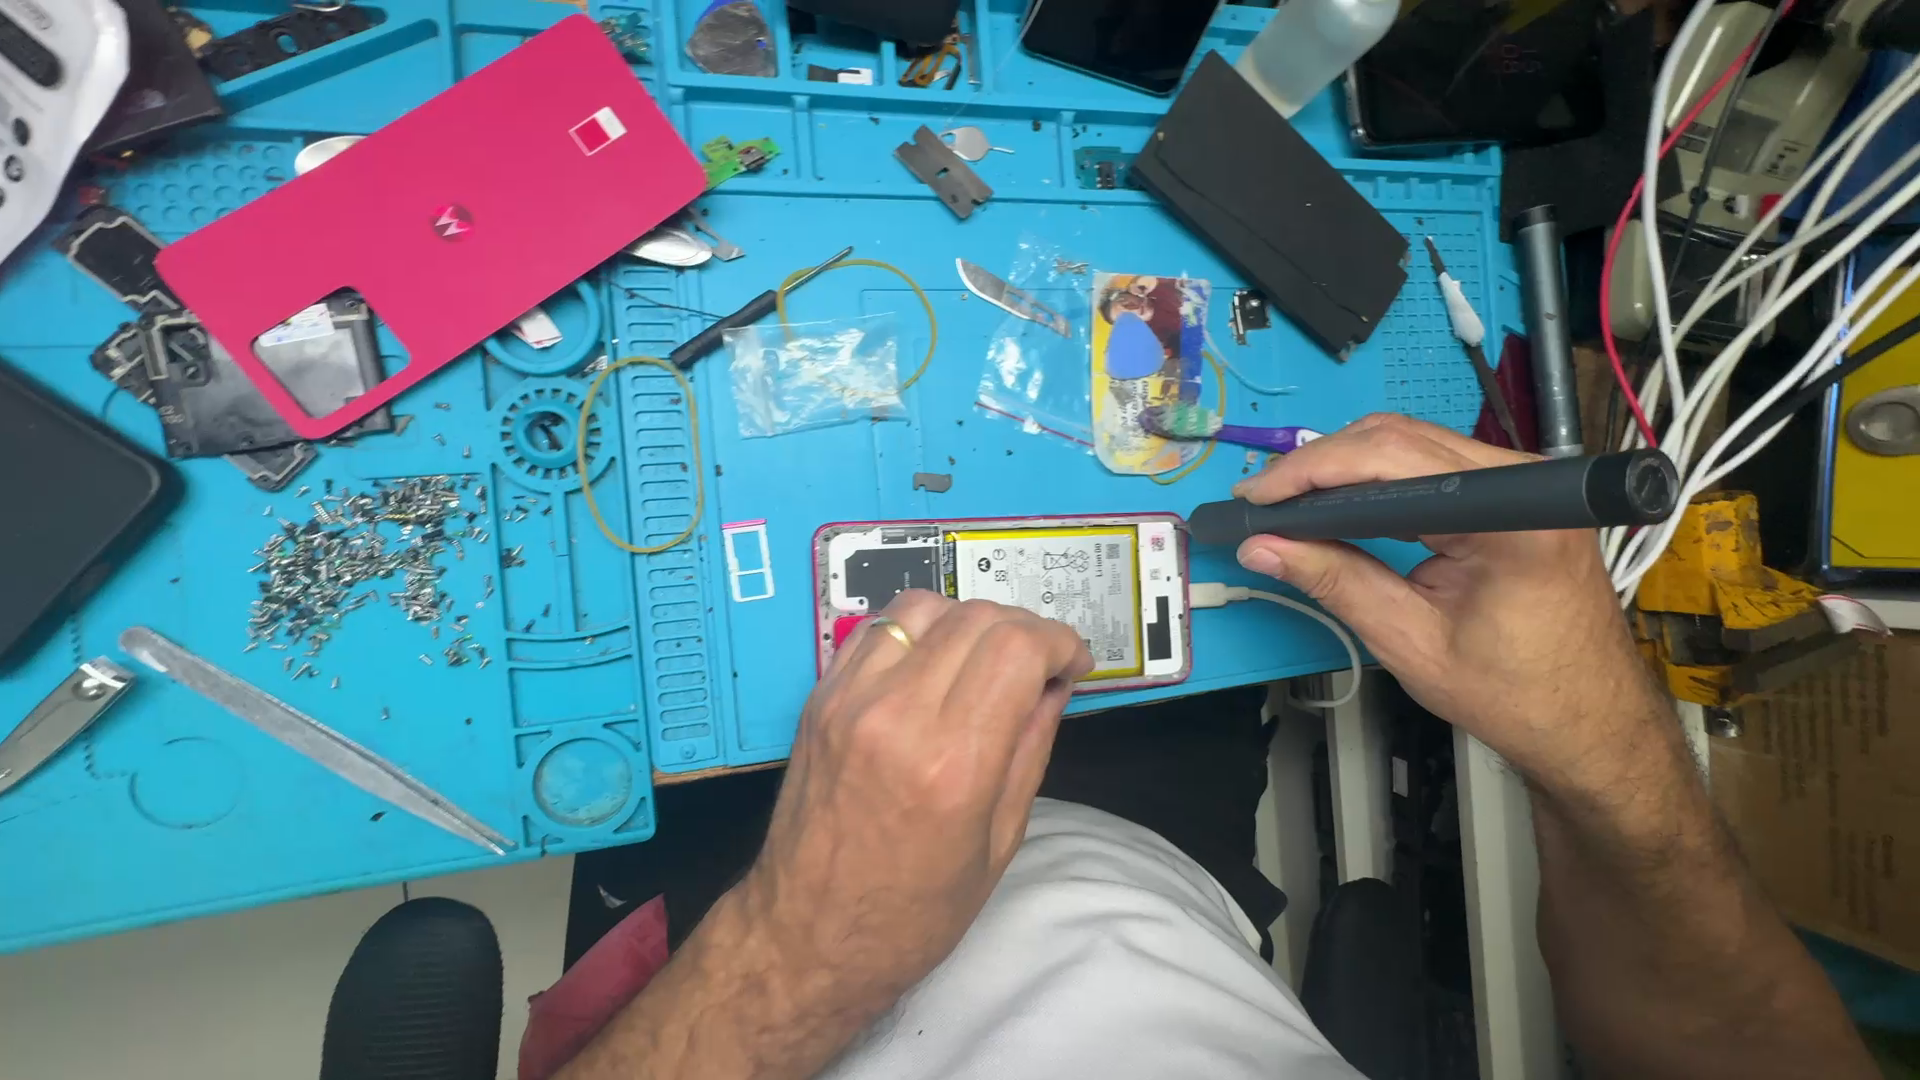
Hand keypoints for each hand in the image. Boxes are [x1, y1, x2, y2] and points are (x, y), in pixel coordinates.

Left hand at [738, 590, 1092, 1007]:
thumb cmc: (913, 913)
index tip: (1073, 665)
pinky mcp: (820, 696)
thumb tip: (1055, 683)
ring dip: (970, 621)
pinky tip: (934, 661)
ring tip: (984, 659)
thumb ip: (1032, 746)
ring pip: (926, 606)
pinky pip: (879, 627)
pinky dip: (921, 628)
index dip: (1060, 642)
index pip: (1018, 647)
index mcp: (954, 763)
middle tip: (1038, 664)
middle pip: (978, 617)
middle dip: (1025, 629)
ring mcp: (849, 698)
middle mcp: (898, 715)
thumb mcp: (999, 843)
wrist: (805, 937)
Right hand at [1232, 414, 1669, 793]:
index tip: (1254, 498)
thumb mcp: (1409, 642)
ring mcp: (1518, 480)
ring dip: (1338, 469)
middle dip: (1316, 464)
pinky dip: (1368, 481)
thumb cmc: (1511, 694)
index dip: (1311, 471)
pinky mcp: (1507, 494)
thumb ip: (1335, 583)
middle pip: (1395, 438)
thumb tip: (1260, 547)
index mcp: (1510, 514)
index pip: (1389, 459)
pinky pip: (1422, 466)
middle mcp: (1521, 478)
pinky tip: (1332, 505)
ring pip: (1405, 444)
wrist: (1589, 722)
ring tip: (1284, 504)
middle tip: (1259, 503)